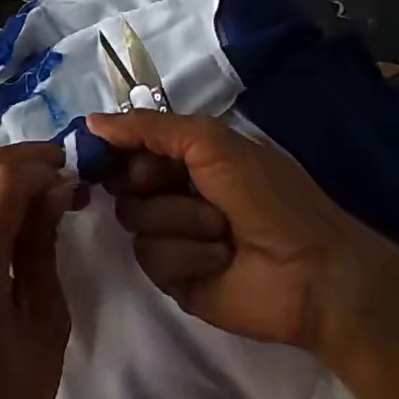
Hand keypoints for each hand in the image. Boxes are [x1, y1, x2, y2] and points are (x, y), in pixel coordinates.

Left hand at [0, 144, 86, 398]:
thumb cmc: (13, 394)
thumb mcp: (46, 320)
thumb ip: (44, 245)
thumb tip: (59, 187)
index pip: (4, 183)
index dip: (44, 167)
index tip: (77, 177)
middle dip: (30, 158)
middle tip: (69, 169)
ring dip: (17, 174)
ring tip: (57, 189)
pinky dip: (3, 196)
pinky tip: (31, 210)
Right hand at [87, 111, 398, 356]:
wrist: (308, 268)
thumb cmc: (264, 193)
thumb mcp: (211, 142)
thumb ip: (151, 127)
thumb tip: (91, 121)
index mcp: (184, 154)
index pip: (128, 145)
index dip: (115, 147)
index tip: (103, 148)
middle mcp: (172, 191)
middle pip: (122, 183)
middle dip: (153, 182)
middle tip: (186, 184)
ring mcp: (171, 235)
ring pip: (135, 220)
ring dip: (182, 220)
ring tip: (222, 228)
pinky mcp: (173, 278)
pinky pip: (152, 259)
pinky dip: (189, 253)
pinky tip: (221, 257)